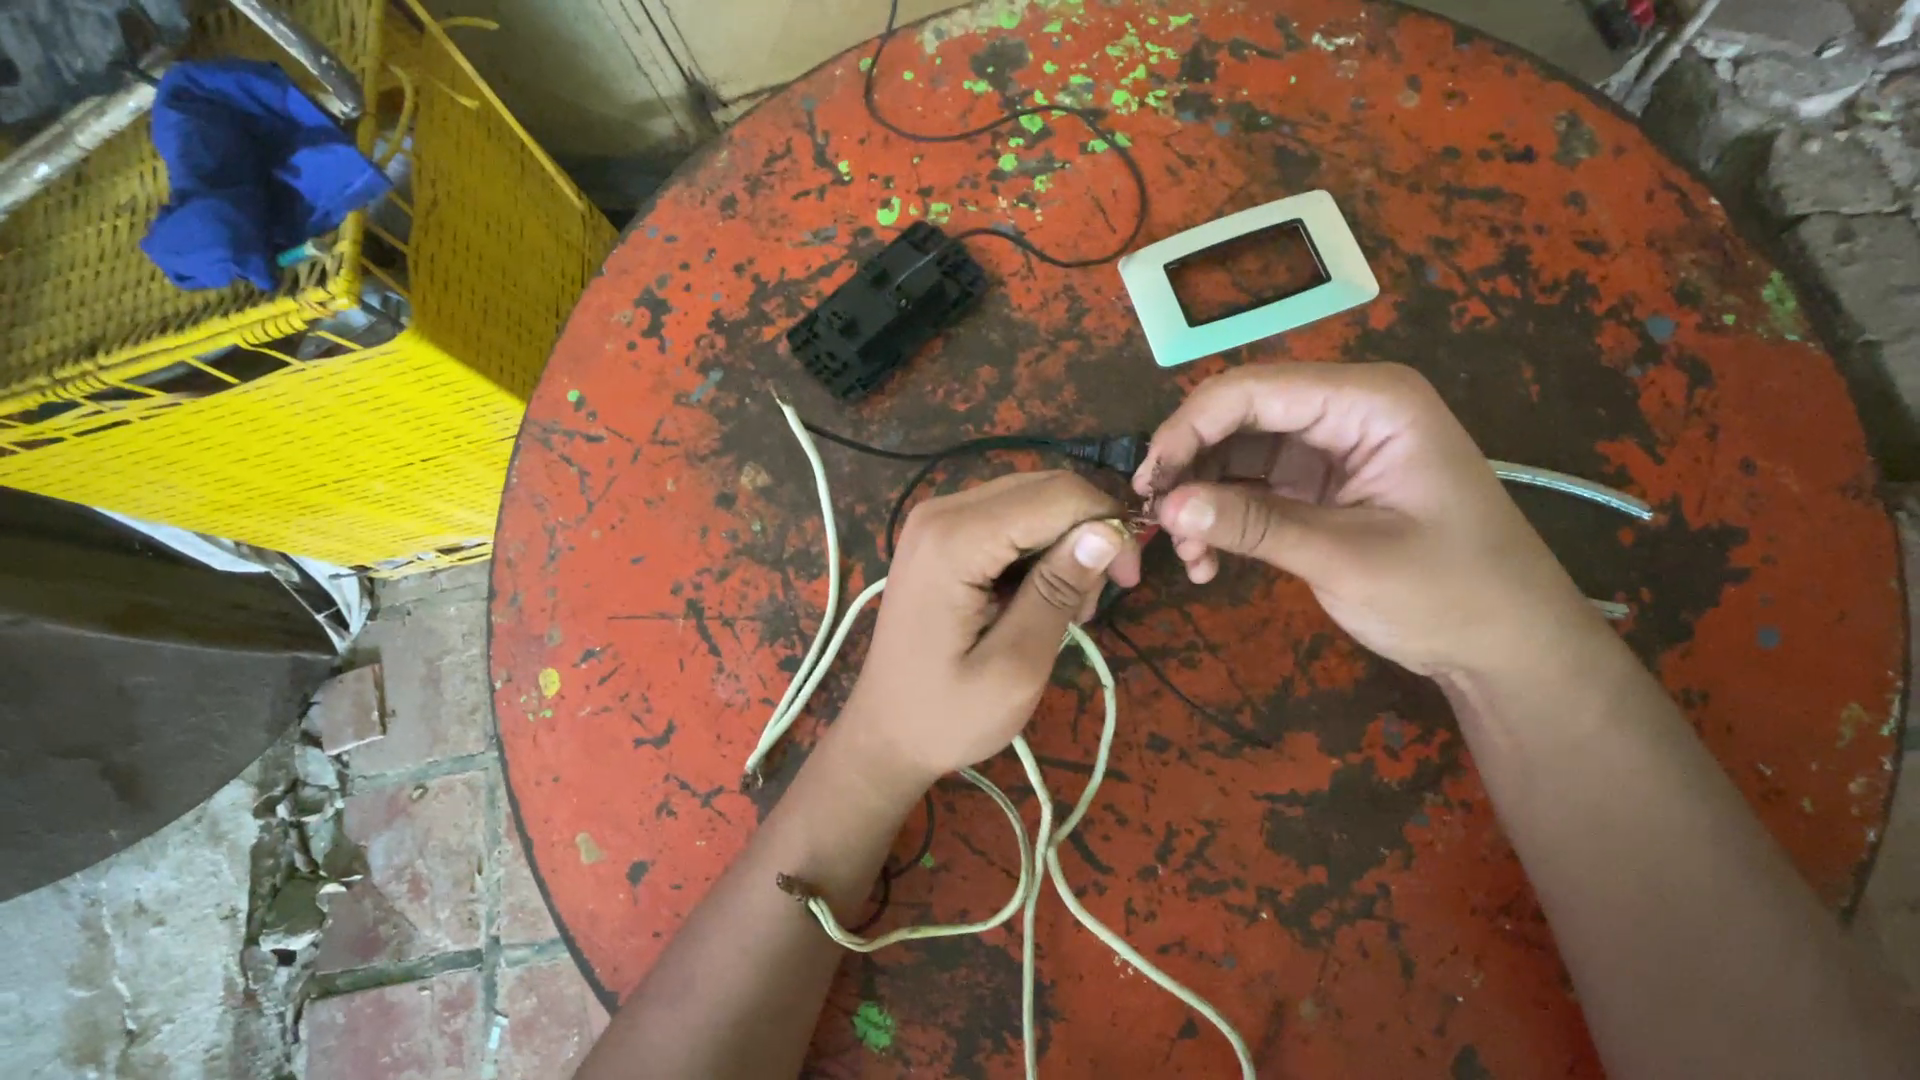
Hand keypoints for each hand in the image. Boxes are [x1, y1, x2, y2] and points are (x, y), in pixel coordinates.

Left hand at [840, 472, 1141, 785]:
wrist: (885, 733)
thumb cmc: (947, 715)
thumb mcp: (1016, 665)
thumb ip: (1058, 591)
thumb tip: (1107, 530)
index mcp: (955, 539)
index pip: (1058, 495)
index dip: (1107, 526)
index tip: (1126, 583)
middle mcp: (942, 511)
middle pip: (1045, 488)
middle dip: (1088, 533)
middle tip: (1094, 602)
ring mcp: (936, 520)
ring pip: (1031, 501)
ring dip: (1064, 545)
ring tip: (1066, 609)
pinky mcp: (939, 535)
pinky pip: (1007, 519)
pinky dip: (1037, 550)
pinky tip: (1037, 598)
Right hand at [1135, 362, 1599, 677]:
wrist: (1507, 646)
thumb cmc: (1449, 592)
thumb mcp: (1346, 557)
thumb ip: (1253, 526)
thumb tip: (1166, 509)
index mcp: (1370, 402)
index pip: (1253, 390)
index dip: (1189, 429)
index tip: (1149, 486)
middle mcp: (1345, 410)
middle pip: (1237, 417)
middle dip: (1190, 468)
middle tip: (1156, 524)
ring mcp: (1329, 449)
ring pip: (1234, 455)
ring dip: (1201, 501)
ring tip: (1188, 558)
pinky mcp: (1317, 486)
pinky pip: (1250, 489)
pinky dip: (1222, 520)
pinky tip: (1208, 563)